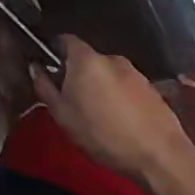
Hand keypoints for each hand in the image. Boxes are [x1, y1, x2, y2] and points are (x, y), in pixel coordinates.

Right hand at [32, 36, 194, 184]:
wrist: (158, 155)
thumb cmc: (103, 134)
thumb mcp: (63, 116)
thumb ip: (45, 87)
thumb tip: (35, 68)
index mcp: (86, 59)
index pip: (65, 40)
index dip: (53, 51)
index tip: (48, 69)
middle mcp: (111, 57)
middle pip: (86, 59)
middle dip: (77, 74)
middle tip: (71, 101)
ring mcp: (134, 71)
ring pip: (106, 74)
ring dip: (98, 87)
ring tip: (96, 115)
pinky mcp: (150, 87)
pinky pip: (124, 86)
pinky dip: (117, 96)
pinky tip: (118, 120)